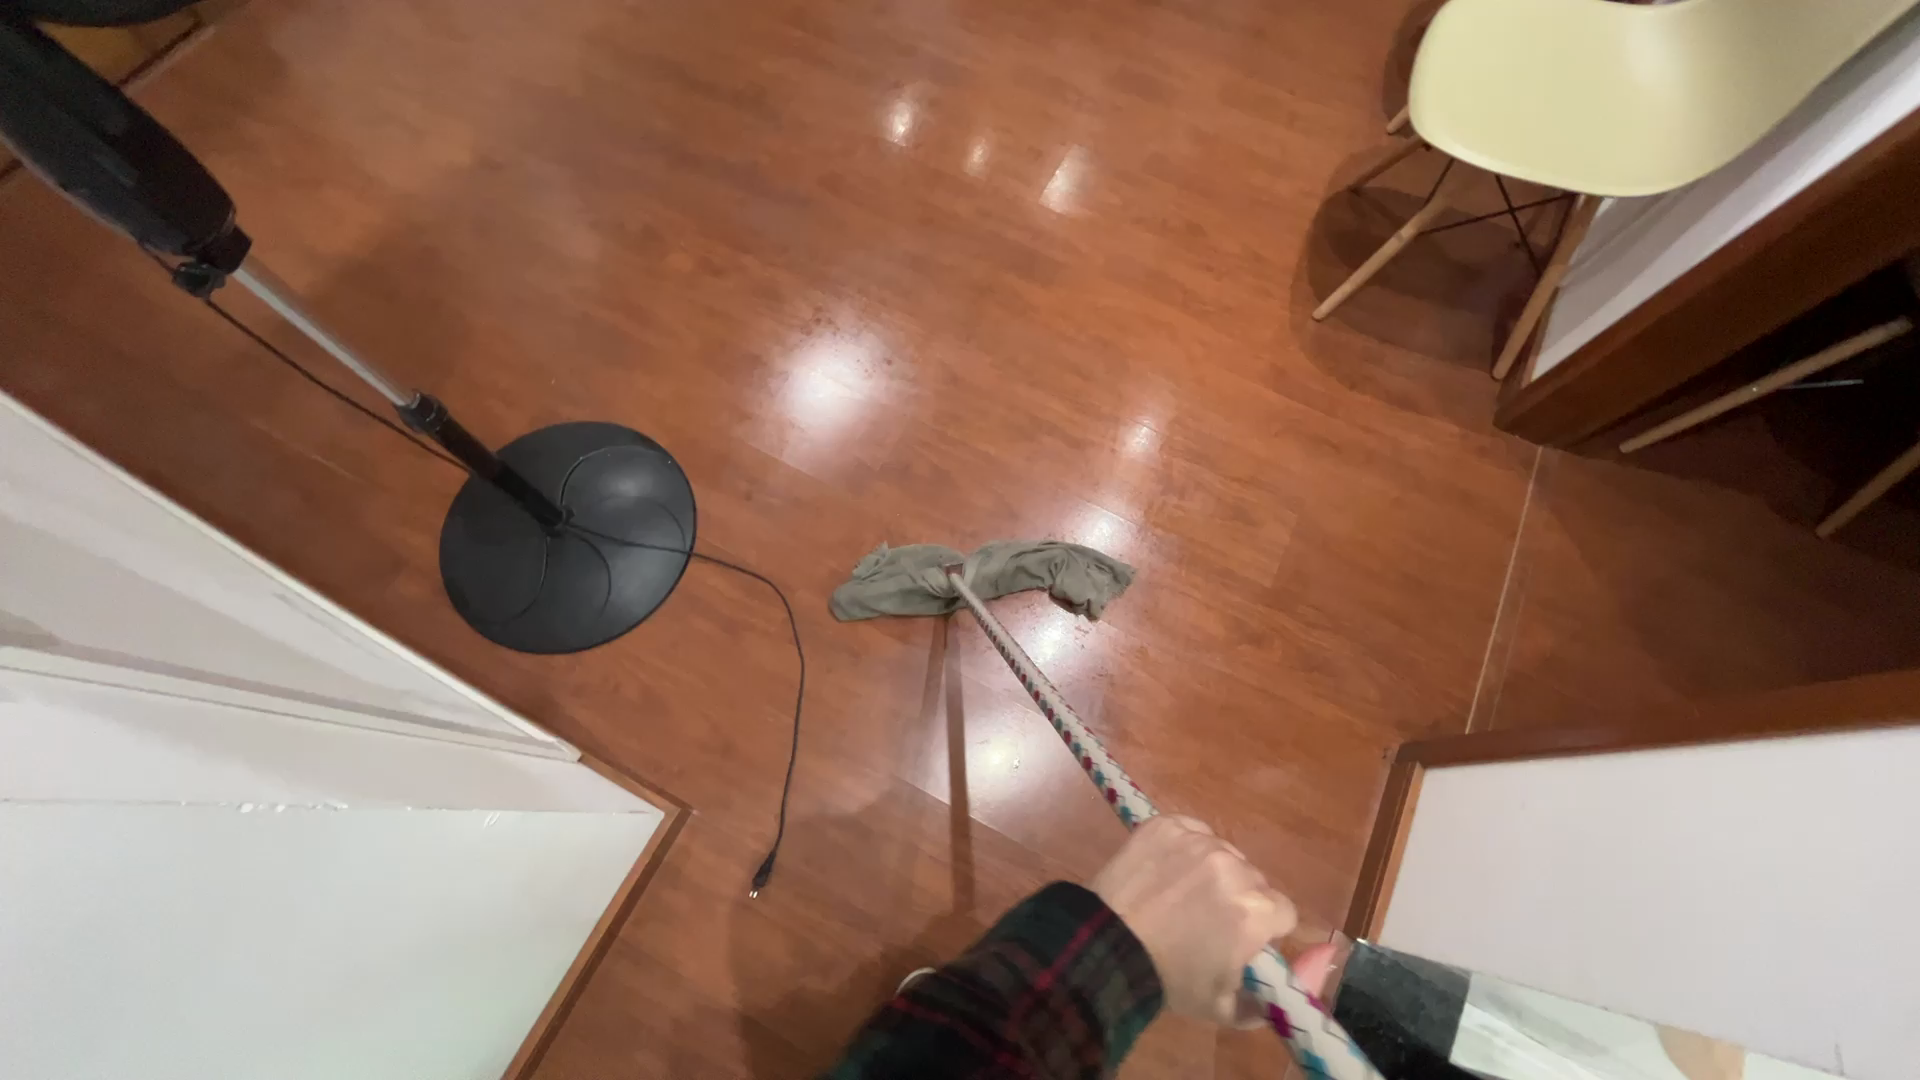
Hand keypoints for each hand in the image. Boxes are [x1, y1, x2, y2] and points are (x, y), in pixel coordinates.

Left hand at [1087, 815, 1299, 1026]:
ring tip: (1182, 895)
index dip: (1262, 928)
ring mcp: (1197, 839)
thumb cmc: (1170, 979)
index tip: (1237, 940)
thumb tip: (1325, 959)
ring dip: (1213, 870)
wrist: (1106, 944)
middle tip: (1205, 921)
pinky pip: (1193, 830)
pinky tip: (1168, 870)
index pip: (1282, 910)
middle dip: (1239, 898)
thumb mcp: (1231, 1006)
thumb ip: (1285, 991)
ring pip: (1224, 853)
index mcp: (1256, 910)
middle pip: (1254, 879)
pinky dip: (1186, 846)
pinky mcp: (1166, 823)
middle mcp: (1233, 866)